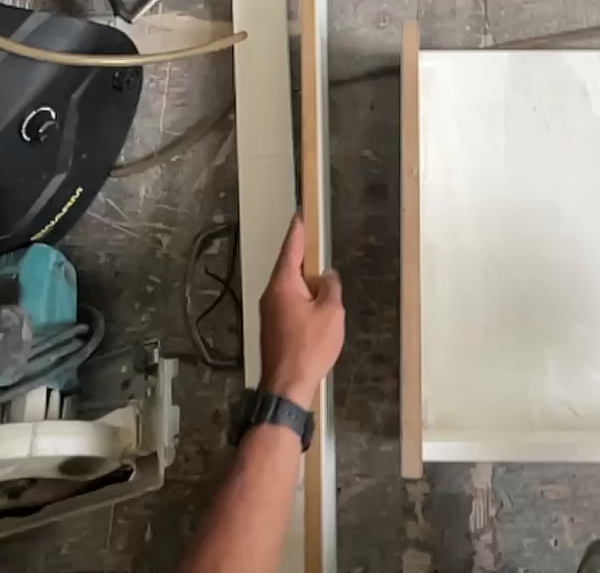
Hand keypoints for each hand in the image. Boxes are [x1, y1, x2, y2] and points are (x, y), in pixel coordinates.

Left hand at [258, 213, 343, 411]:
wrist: (287, 386)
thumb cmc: (309, 346)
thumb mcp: (331, 312)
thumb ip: (330, 288)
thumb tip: (326, 276)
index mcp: (283, 284)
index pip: (291, 247)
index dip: (298, 230)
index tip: (301, 213)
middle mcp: (271, 293)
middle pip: (288, 265)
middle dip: (303, 255)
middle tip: (317, 242)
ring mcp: (269, 311)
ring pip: (288, 285)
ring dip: (304, 279)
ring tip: (322, 276)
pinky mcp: (272, 326)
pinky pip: (288, 301)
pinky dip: (301, 295)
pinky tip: (315, 303)